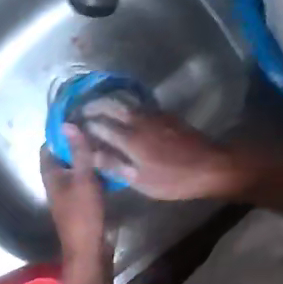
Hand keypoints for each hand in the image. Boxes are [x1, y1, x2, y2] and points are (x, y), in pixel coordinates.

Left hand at [41, 125, 106, 269]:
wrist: (90, 248)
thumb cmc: (83, 213)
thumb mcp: (83, 178)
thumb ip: (78, 151)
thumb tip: (68, 124)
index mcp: (51, 174)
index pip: (49, 145)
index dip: (61, 132)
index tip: (79, 118)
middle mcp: (57, 181)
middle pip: (64, 155)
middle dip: (78, 142)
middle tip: (97, 127)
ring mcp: (69, 192)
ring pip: (77, 167)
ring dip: (88, 156)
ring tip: (107, 141)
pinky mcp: (83, 201)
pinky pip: (87, 179)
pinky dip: (96, 170)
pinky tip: (112, 163)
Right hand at [77, 101, 260, 201]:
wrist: (211, 165)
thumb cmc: (174, 179)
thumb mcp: (140, 180)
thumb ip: (113, 165)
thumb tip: (90, 155)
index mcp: (129, 138)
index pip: (99, 125)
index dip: (83, 124)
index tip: (71, 123)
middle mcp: (139, 120)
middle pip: (111, 106)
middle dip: (93, 105)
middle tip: (82, 109)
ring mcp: (154, 115)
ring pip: (126, 103)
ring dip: (109, 102)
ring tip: (98, 107)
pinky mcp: (167, 115)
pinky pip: (140, 106)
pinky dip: (127, 106)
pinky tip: (126, 113)